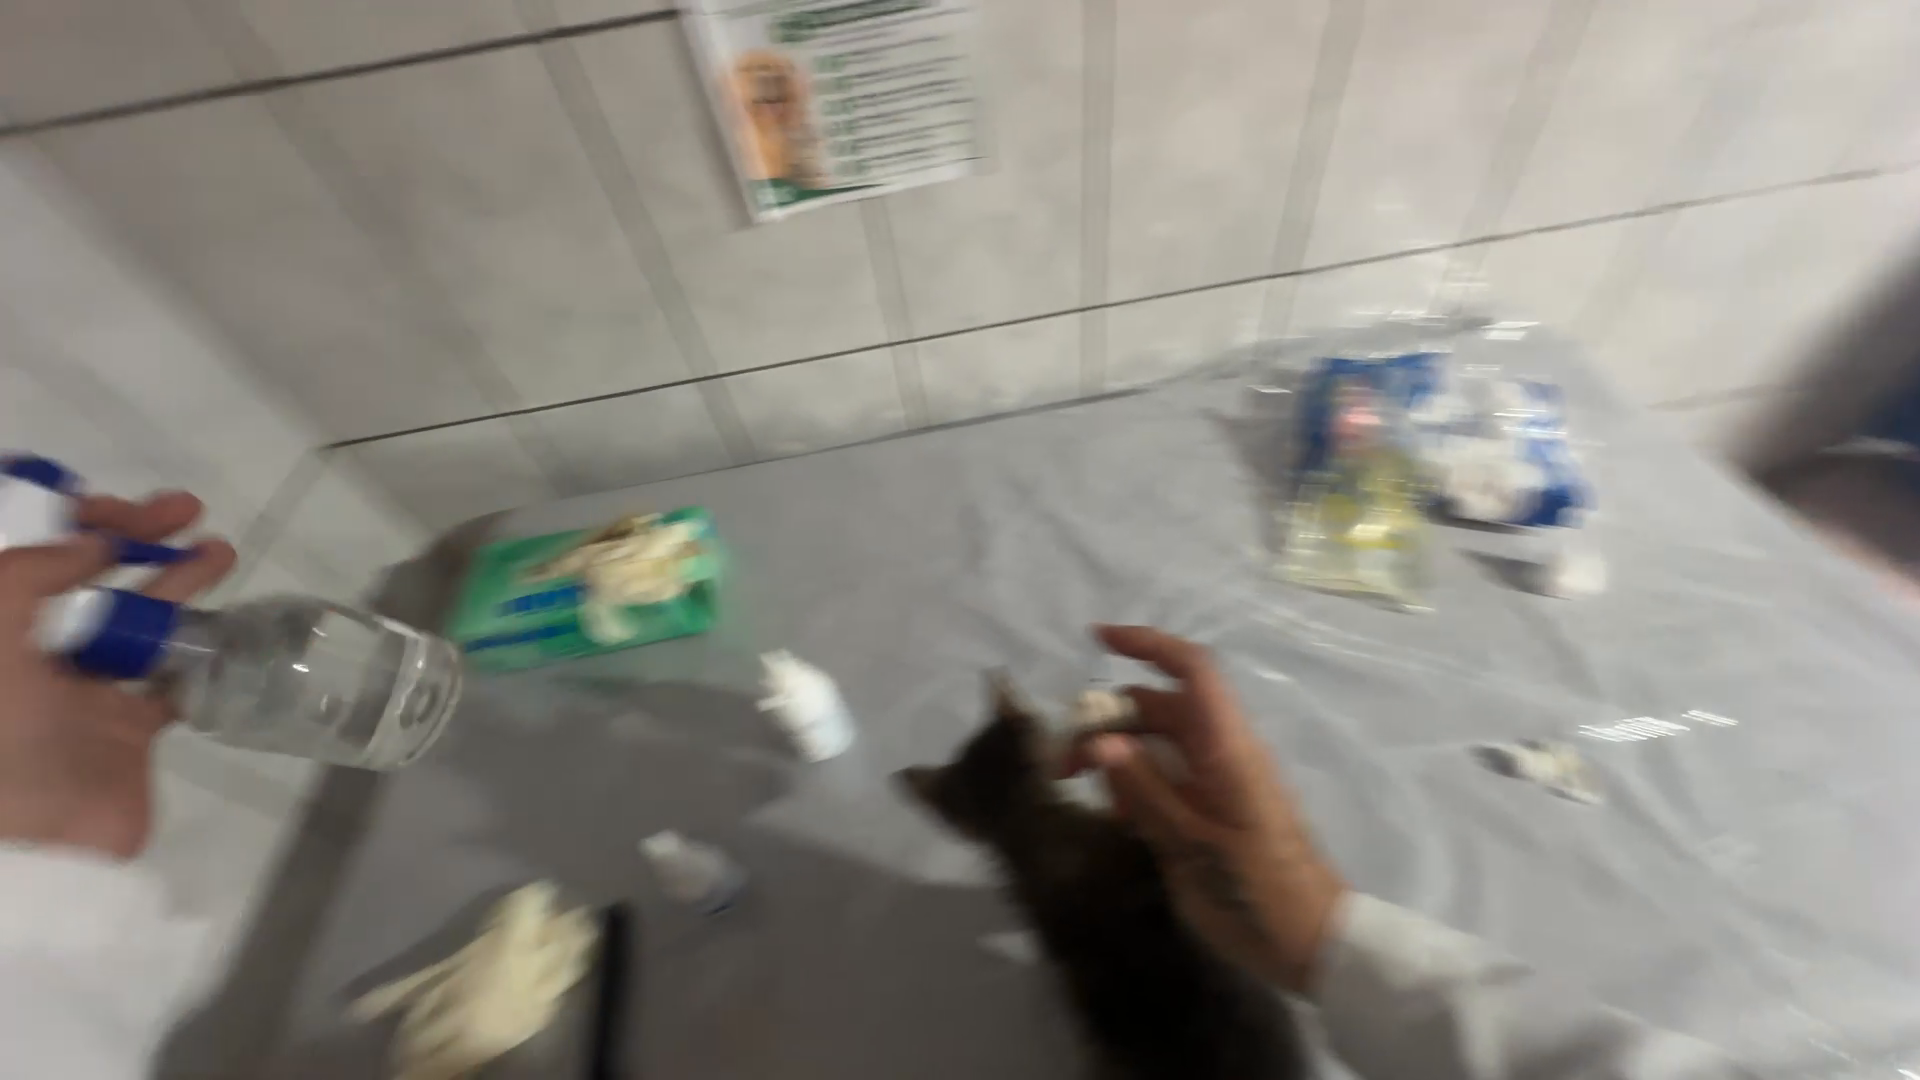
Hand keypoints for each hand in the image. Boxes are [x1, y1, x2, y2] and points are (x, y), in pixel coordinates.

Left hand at [0, 493, 234, 857]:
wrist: (24, 847)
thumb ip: (24, 579)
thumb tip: (91, 546)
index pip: (16, 562)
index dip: (59, 522)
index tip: (109, 504)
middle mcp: (18, 656)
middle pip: (75, 579)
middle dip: (127, 537)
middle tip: (182, 509)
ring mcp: (72, 692)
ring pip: (130, 618)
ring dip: (175, 580)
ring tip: (220, 549)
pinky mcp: (126, 725)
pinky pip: (170, 674)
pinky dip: (202, 647)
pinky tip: (234, 626)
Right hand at [1074, 624, 1347, 992]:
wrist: (1317, 946)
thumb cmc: (1259, 895)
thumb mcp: (1192, 848)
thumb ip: (1146, 791)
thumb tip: (1100, 743)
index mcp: (1227, 749)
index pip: (1193, 670)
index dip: (1148, 644)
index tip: (1098, 640)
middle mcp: (1223, 750)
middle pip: (1160, 707)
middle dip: (1107, 720)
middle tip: (1065, 761)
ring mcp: (1221, 775)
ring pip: (1159, 739)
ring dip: (1118, 752)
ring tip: (1083, 786)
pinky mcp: (1217, 801)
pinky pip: (1170, 770)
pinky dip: (1138, 778)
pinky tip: (1119, 811)